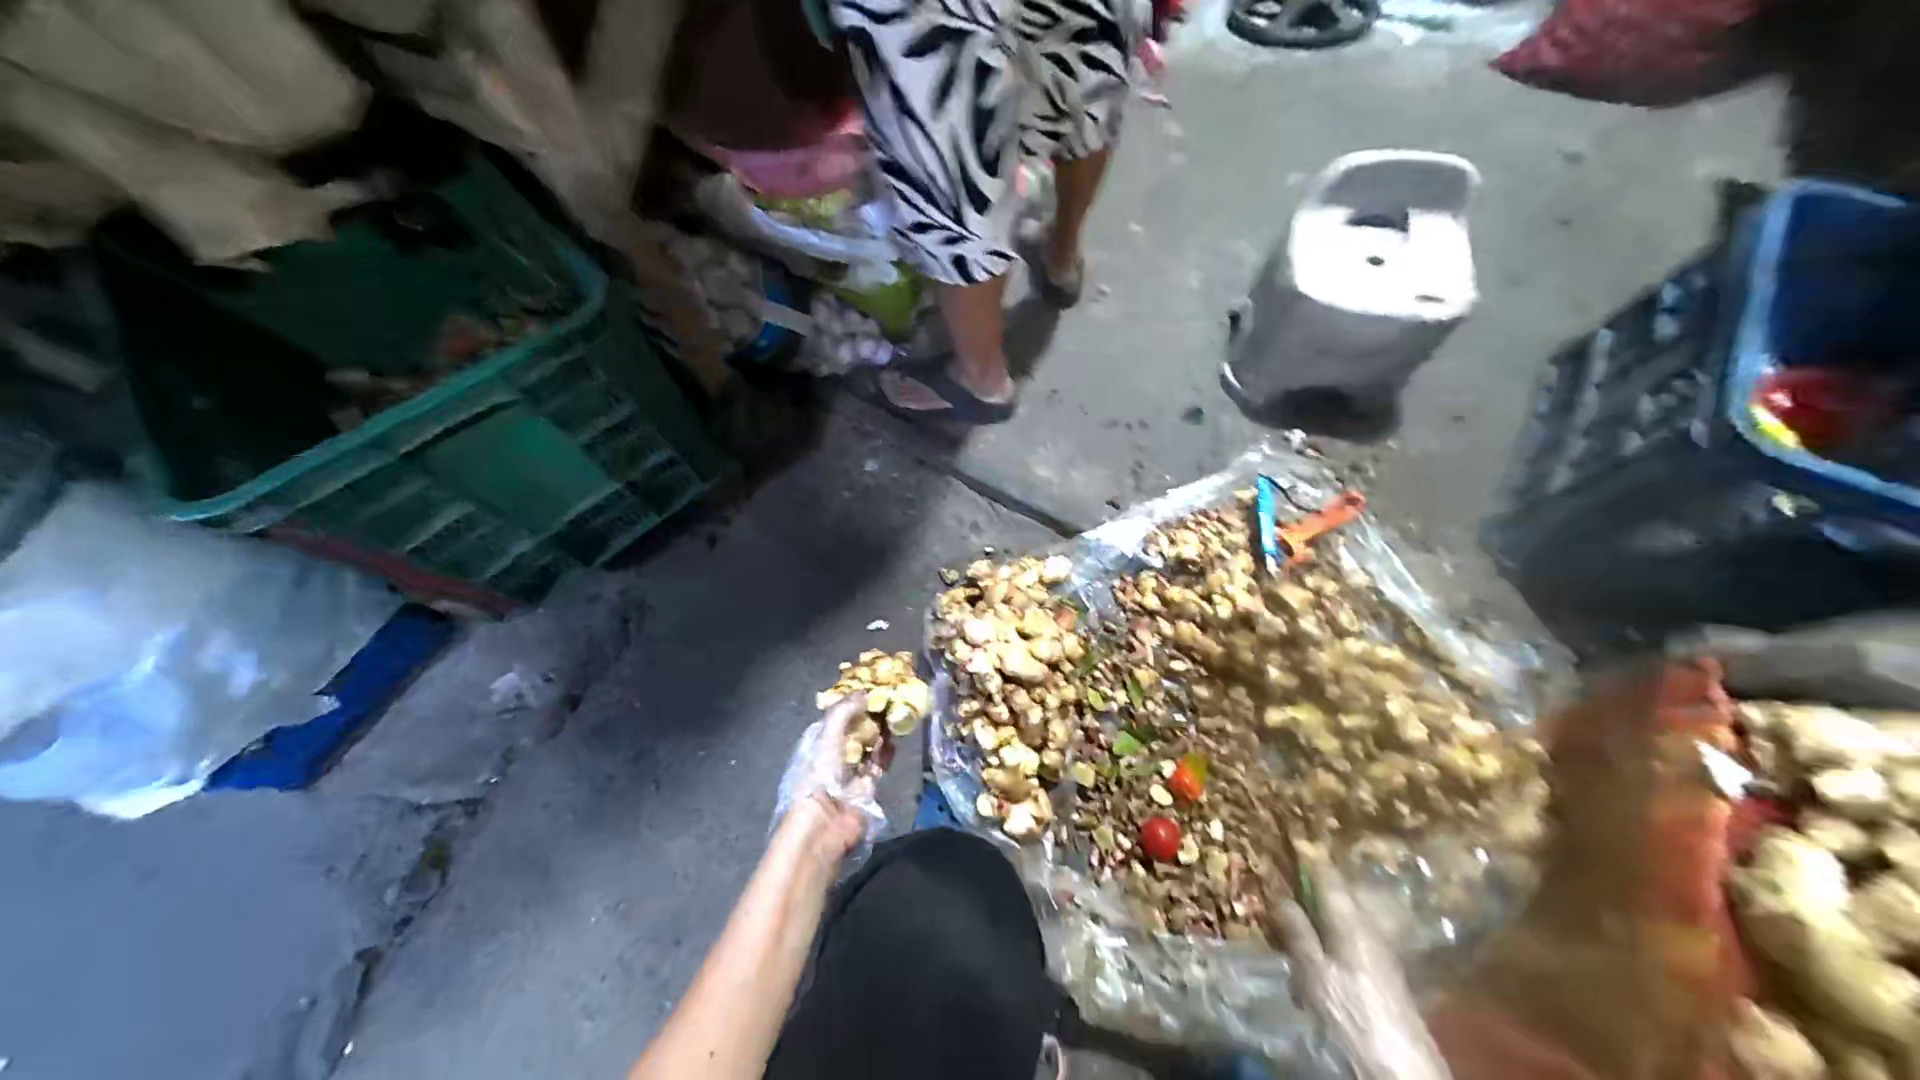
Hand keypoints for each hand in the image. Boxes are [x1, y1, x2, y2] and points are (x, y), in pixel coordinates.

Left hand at [772, 693, 886, 861]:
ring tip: (894, 717)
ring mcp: (851, 772)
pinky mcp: (867, 787)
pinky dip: (886, 753)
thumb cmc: (819, 773)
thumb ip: (845, 711)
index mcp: (818, 741)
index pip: (837, 716)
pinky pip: (879, 764)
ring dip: (880, 733)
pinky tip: (894, 741)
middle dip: (870, 717)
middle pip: (855, 730)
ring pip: (869, 746)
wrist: (824, 822)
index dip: (852, 703)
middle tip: (888, 701)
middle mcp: (834, 754)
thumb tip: (865, 691)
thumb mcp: (827, 734)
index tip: (871, 689)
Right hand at [1276, 861, 1451, 1079]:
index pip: (1328, 878)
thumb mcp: (1313, 973)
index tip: (1294, 837)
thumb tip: (1281, 895)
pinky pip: (1349, 943)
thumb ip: (1298, 932)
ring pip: (1344, 921)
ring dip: (1321, 915)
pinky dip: (1330, 939)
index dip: (1310, 857)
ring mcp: (1380, 954)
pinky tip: (1319, 954)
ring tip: (1298, 915)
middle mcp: (1370, 930)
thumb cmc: (1350, 1012)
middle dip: (1315, 885)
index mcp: (1351, 921)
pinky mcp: (1383, 977)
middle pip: (1339, 897)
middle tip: (1290, 874)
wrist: (1400, 1068)